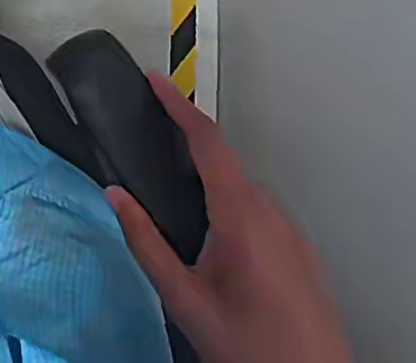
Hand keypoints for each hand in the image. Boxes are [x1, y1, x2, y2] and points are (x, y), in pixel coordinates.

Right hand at [108, 73, 351, 362]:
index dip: (179, 105)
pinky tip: (213, 231)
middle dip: (186, 143)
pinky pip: (259, 208)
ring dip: (208, 175)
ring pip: (241, 186)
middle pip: (223, 161)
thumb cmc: (250, 347)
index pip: (208, 142)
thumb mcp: (184, 299)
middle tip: (150, 138)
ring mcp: (293, 234)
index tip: (154, 80)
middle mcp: (272, 215)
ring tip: (175, 188)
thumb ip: (145, 242)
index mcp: (241, 217)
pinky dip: (229, 198)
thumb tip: (113, 194)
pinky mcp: (302, 254)